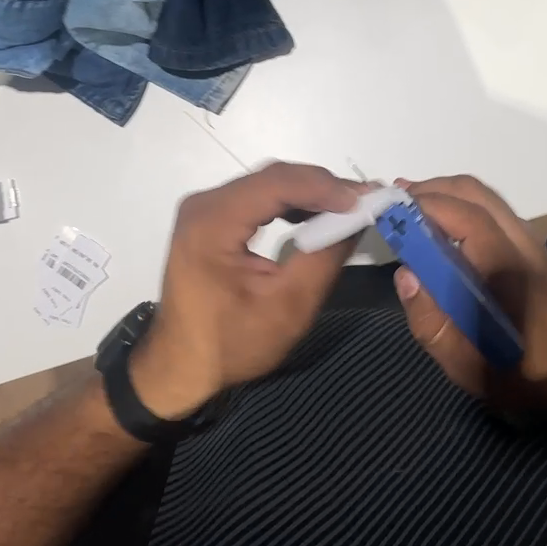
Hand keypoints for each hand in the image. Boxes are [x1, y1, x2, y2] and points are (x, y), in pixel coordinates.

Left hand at [129, 163, 363, 418]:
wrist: (181, 366)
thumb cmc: (231, 343)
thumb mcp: (288, 306)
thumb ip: (325, 257)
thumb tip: (357, 219)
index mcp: (212, 222)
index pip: (276, 184)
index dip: (324, 187)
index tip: (366, 199)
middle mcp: (204, 204)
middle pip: (272, 179)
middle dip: (321, 187)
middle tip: (365, 201)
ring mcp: (205, 209)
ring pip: (267, 184)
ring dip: (308, 193)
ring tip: (349, 207)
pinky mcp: (210, 219)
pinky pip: (257, 198)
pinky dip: (289, 203)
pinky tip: (316, 214)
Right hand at [393, 176, 546, 427]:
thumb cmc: (521, 380)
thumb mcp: (467, 368)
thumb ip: (431, 324)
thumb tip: (405, 275)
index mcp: (508, 273)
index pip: (467, 218)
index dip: (427, 205)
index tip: (390, 209)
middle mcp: (523, 247)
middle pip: (475, 193)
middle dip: (432, 190)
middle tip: (395, 203)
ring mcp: (531, 243)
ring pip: (485, 197)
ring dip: (446, 194)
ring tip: (410, 208)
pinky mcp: (530, 248)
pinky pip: (492, 210)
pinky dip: (461, 205)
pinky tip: (440, 225)